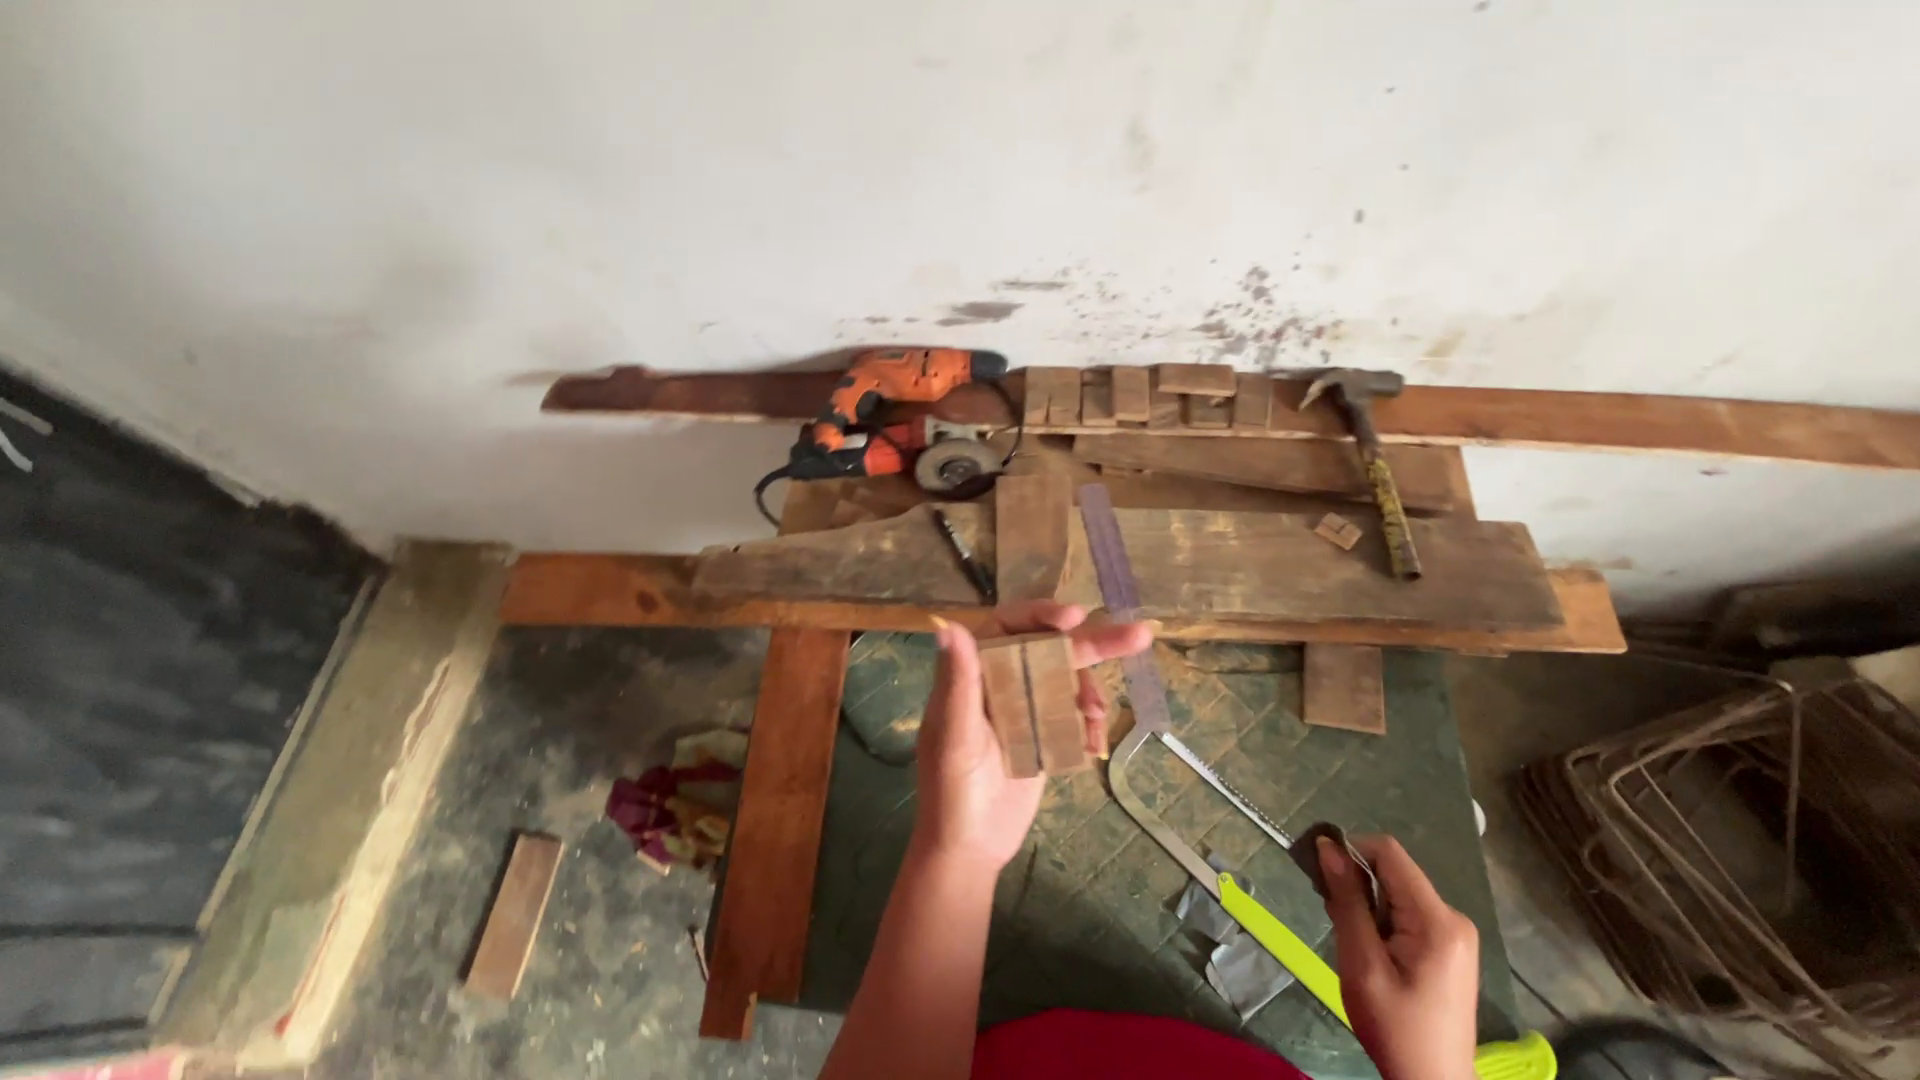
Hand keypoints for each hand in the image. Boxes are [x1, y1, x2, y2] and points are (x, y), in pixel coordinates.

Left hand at [911, 601, 1153, 869]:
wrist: (971, 851)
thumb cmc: (952, 793)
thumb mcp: (956, 737)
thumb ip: (957, 683)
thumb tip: (951, 627)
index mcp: (972, 675)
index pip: (1006, 627)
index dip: (1040, 615)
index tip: (1075, 617)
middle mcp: (999, 684)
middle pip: (1048, 649)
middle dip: (1090, 643)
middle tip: (1137, 636)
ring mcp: (1023, 710)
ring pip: (1066, 680)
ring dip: (1090, 690)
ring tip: (1099, 716)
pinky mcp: (1042, 736)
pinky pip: (1074, 715)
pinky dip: (1089, 724)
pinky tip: (1094, 745)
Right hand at [1319, 835, 1479, 1079]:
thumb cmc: (1394, 1026)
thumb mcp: (1362, 963)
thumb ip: (1347, 901)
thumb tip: (1328, 846)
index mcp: (1438, 919)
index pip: (1388, 853)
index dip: (1348, 850)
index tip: (1315, 869)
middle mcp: (1452, 917)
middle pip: (1393, 871)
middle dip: (1354, 881)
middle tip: (1329, 913)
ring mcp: (1454, 933)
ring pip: (1396, 891)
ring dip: (1365, 902)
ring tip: (1350, 939)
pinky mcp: (1449, 947)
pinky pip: (1406, 912)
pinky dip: (1380, 918)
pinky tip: (1368, 948)